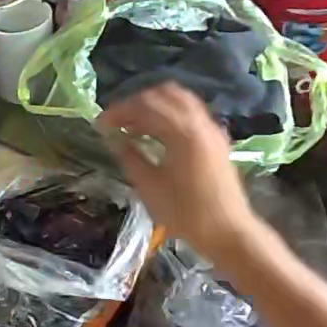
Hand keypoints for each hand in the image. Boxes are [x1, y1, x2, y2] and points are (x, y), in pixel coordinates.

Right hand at [96, 83, 260, 255]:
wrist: (227, 232)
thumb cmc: (185, 213)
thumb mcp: (149, 187)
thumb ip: (129, 156)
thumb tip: (113, 139)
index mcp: (182, 132)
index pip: (144, 106)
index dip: (118, 111)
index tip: (99, 124)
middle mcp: (200, 123)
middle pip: (163, 95)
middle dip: (135, 103)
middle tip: (116, 121)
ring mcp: (212, 129)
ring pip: (179, 100)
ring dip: (153, 106)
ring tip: (133, 125)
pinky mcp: (216, 140)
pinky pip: (190, 113)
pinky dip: (169, 114)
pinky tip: (155, 133)